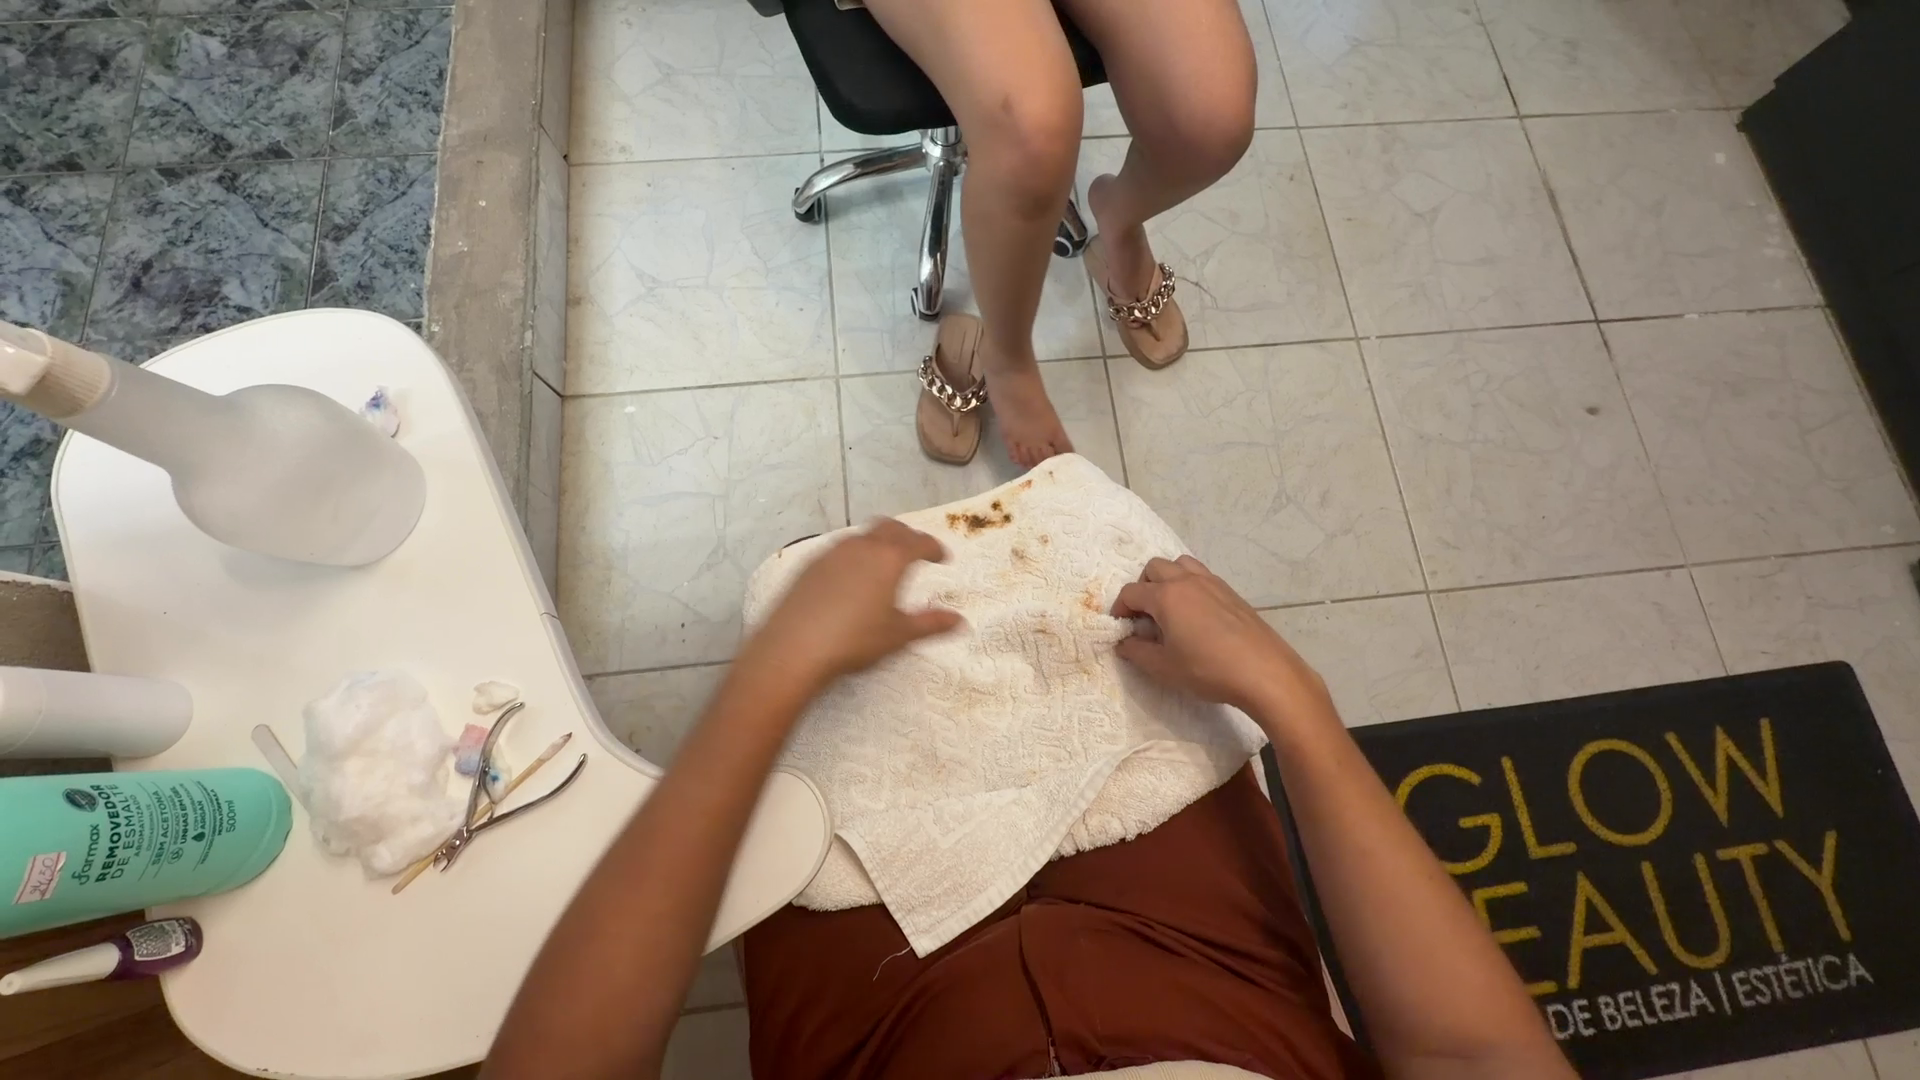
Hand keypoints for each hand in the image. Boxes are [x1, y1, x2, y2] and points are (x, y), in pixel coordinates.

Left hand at [746, 519, 963, 690]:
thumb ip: (931, 624)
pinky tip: (852, 578)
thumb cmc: (855, 640)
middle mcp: (862, 546)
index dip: (934, 548)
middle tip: (916, 552)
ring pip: (863, 536)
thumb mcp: (898, 635)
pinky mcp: (810, 564)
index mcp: (890, 558)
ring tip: (884, 563)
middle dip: (907, 536)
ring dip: (879, 542)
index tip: (942, 558)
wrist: (793, 647)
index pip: (920, 542)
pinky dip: (855, 555)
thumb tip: (960, 621)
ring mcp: (832, 552)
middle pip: (891, 527)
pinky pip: (840, 549)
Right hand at [1111, 556, 1329, 718]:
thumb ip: (1137, 652)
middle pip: (1154, 568)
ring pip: (1180, 564)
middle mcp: (1187, 581)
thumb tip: (1124, 642)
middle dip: (1142, 587)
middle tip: (1144, 615)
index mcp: (1166, 596)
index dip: (1120, 609)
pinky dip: (1190, 585)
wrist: (1265, 672)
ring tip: (1169, 607)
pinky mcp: (1231, 592)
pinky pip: (1202, 576)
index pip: (1131, 592)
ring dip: (1167, 579)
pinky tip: (1196, 614)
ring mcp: (1212, 583)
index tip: (1121, 628)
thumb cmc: (1208, 670)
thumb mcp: (1163, 668)